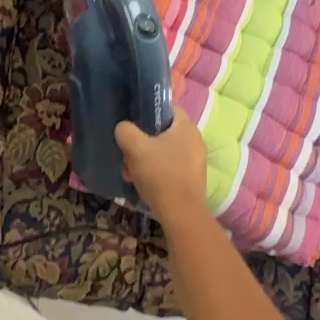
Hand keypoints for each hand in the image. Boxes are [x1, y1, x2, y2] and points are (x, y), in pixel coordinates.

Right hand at [115, 110, 209, 225]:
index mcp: (186, 127)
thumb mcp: (135, 148)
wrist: (181, 213)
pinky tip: (143, 179)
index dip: (148, 107)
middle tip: (129, 146)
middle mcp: (195, 140)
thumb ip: (125, 131)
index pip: (167, 105)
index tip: (132, 116)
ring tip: (131, 167)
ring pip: (165, 148)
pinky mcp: (193, 177)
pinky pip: (171, 164)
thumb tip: (123, 128)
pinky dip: (156, 167)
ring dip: (147, 154)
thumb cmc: (160, 174)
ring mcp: (196, 160)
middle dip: (144, 137)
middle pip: (164, 129)